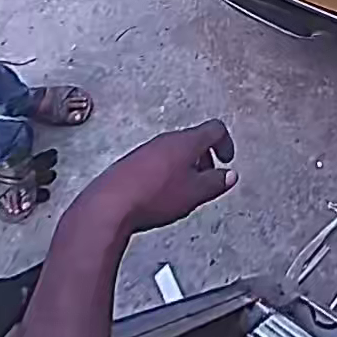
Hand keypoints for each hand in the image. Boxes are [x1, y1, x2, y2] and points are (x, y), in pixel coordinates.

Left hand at [86, 120, 236, 232]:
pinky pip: (154, 162)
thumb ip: (217, 182)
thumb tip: (230, 175)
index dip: (225, 143)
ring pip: (173, 151)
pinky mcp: (129, 164)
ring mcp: (145, 150)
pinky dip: (164, 173)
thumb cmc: (152, 196)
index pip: (215, 129)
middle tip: (207, 177)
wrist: (106, 207)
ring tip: (183, 190)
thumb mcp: (195, 193)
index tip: (227, 159)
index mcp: (187, 141)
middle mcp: (166, 140)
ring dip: (184, 166)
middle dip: (204, 158)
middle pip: (193, 140)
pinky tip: (158, 195)